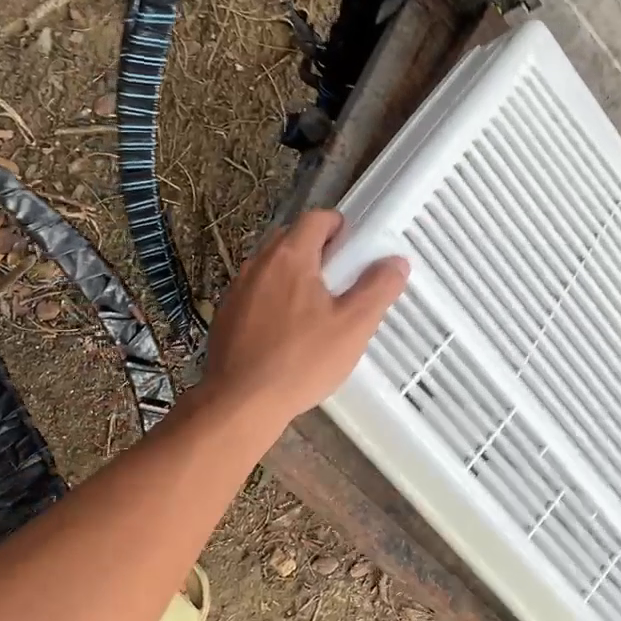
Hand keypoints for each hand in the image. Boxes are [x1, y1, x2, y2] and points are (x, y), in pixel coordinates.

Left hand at [201, 210, 407, 426]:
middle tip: (340, 282)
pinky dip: (272, 303)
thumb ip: (378, 289)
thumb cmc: (301, 361)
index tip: (354, 250)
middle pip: (290, 240)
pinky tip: (285, 335)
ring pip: (270, 270)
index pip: (316, 218)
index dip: (339, 227)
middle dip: (317, 252)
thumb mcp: (353, 326)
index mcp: (289, 257)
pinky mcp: (225, 317)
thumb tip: (396, 262)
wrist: (240, 401)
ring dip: (293, 278)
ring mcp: (236, 291)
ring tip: (315, 312)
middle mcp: (258, 265)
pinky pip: (254, 296)